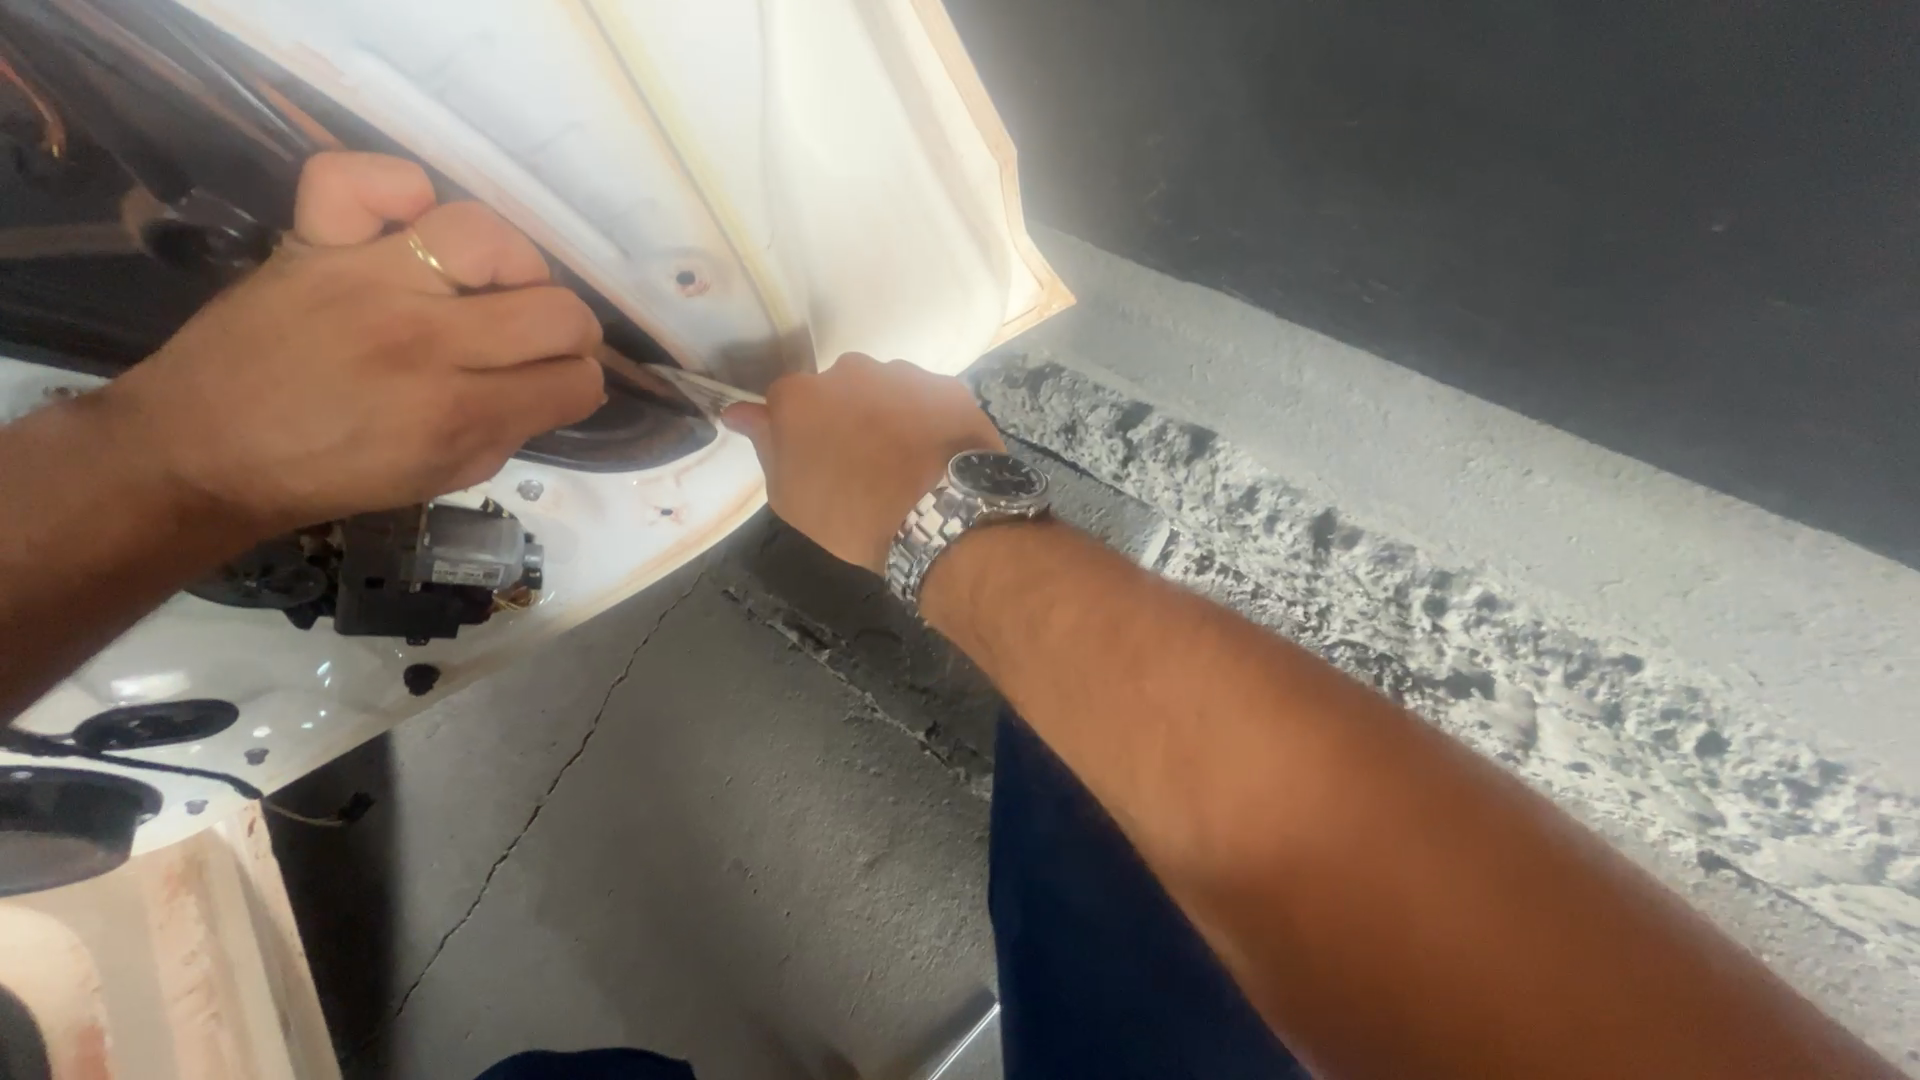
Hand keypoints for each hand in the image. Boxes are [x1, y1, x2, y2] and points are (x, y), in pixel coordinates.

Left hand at [93, 151, 605, 534]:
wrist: (207, 451)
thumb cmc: (339, 474)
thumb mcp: (451, 474)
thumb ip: (514, 428)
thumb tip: (557, 386)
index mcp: (457, 412)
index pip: (575, 381)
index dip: (582, 388)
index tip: (563, 390)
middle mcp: (424, 339)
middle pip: (558, 312)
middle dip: (576, 337)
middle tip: (549, 347)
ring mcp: (367, 280)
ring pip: (487, 237)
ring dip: (521, 266)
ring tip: (503, 287)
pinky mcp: (314, 244)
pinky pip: (360, 181)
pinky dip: (400, 188)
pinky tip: (418, 222)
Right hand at [721, 354, 1004, 571]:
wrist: (941, 517)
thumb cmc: (853, 516)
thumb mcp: (791, 497)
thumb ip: (766, 446)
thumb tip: (739, 412)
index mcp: (800, 395)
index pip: (785, 401)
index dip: (798, 431)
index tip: (813, 459)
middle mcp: (849, 370)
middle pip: (837, 390)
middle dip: (845, 417)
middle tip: (862, 463)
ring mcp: (902, 373)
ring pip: (884, 390)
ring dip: (887, 416)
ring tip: (904, 461)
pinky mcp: (947, 386)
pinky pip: (926, 400)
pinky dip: (927, 421)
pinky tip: (934, 454)